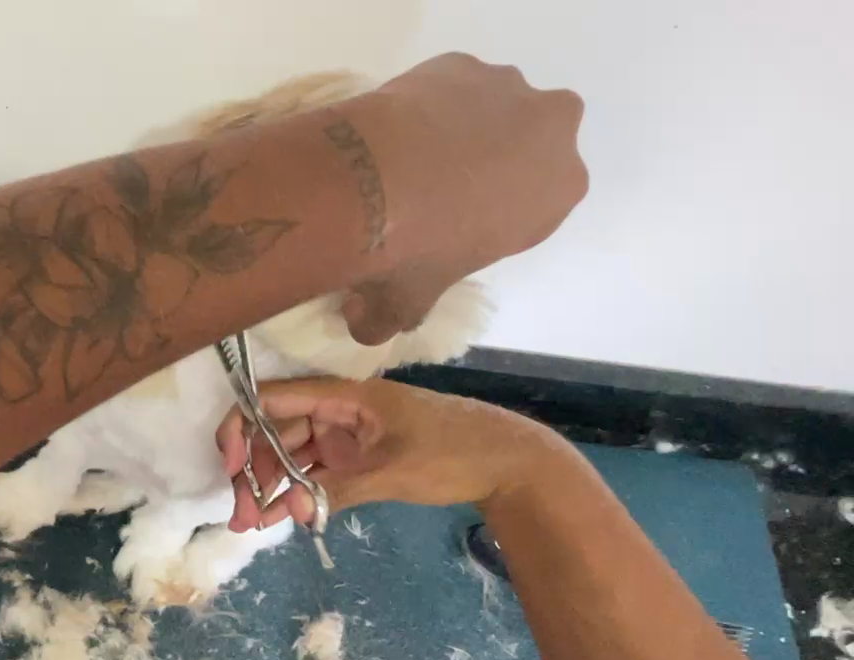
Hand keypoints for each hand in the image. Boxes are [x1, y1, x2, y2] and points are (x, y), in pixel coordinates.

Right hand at [216, 377, 570, 530]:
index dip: (241, 428)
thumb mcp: (394, 471)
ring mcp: (340, 438)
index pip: (271, 400)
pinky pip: (308, 476)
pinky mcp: (349, 460)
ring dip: (266, 491)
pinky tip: (275, 519)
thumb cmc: (456, 452)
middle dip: (252, 475)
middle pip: (272, 437)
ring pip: (286, 460)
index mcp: (343, 396)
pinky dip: (291, 496)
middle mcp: (333, 412)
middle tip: (240, 514)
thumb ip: (336, 490)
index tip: (230, 466)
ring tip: (249, 524)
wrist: (511, 465)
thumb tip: (289, 510)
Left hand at [336, 54, 588, 343]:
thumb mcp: (403, 307)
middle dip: (472, 177)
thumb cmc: (405, 258)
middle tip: (414, 203)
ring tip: (387, 173)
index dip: (479, 227)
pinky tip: (378, 140)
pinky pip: (435, 91)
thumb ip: (397, 320)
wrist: (366, 190)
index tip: (437, 239)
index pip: (526, 210)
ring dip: (445, 140)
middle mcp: (551, 130)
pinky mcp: (458, 65)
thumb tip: (370, 330)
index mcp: (557, 193)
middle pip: (511, 156)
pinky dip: (411, 113)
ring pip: (477, 117)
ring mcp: (505, 89)